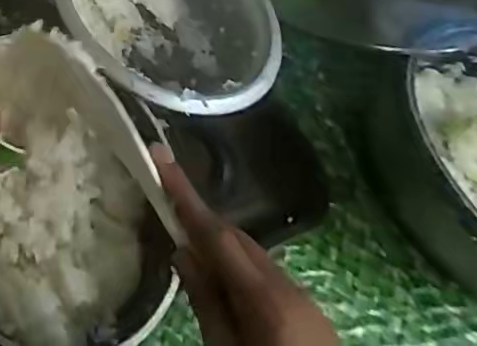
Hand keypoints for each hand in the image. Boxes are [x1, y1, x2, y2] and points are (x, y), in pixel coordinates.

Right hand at [153, 144, 339, 345]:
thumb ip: (206, 301)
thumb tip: (184, 251)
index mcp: (265, 299)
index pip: (216, 233)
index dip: (185, 195)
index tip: (161, 158)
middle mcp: (290, 288)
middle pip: (238, 240)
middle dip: (203, 225)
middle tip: (168, 215)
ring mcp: (308, 303)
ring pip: (255, 259)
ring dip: (224, 252)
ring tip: (196, 265)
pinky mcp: (315, 319)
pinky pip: (271, 280)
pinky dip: (244, 276)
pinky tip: (230, 296)